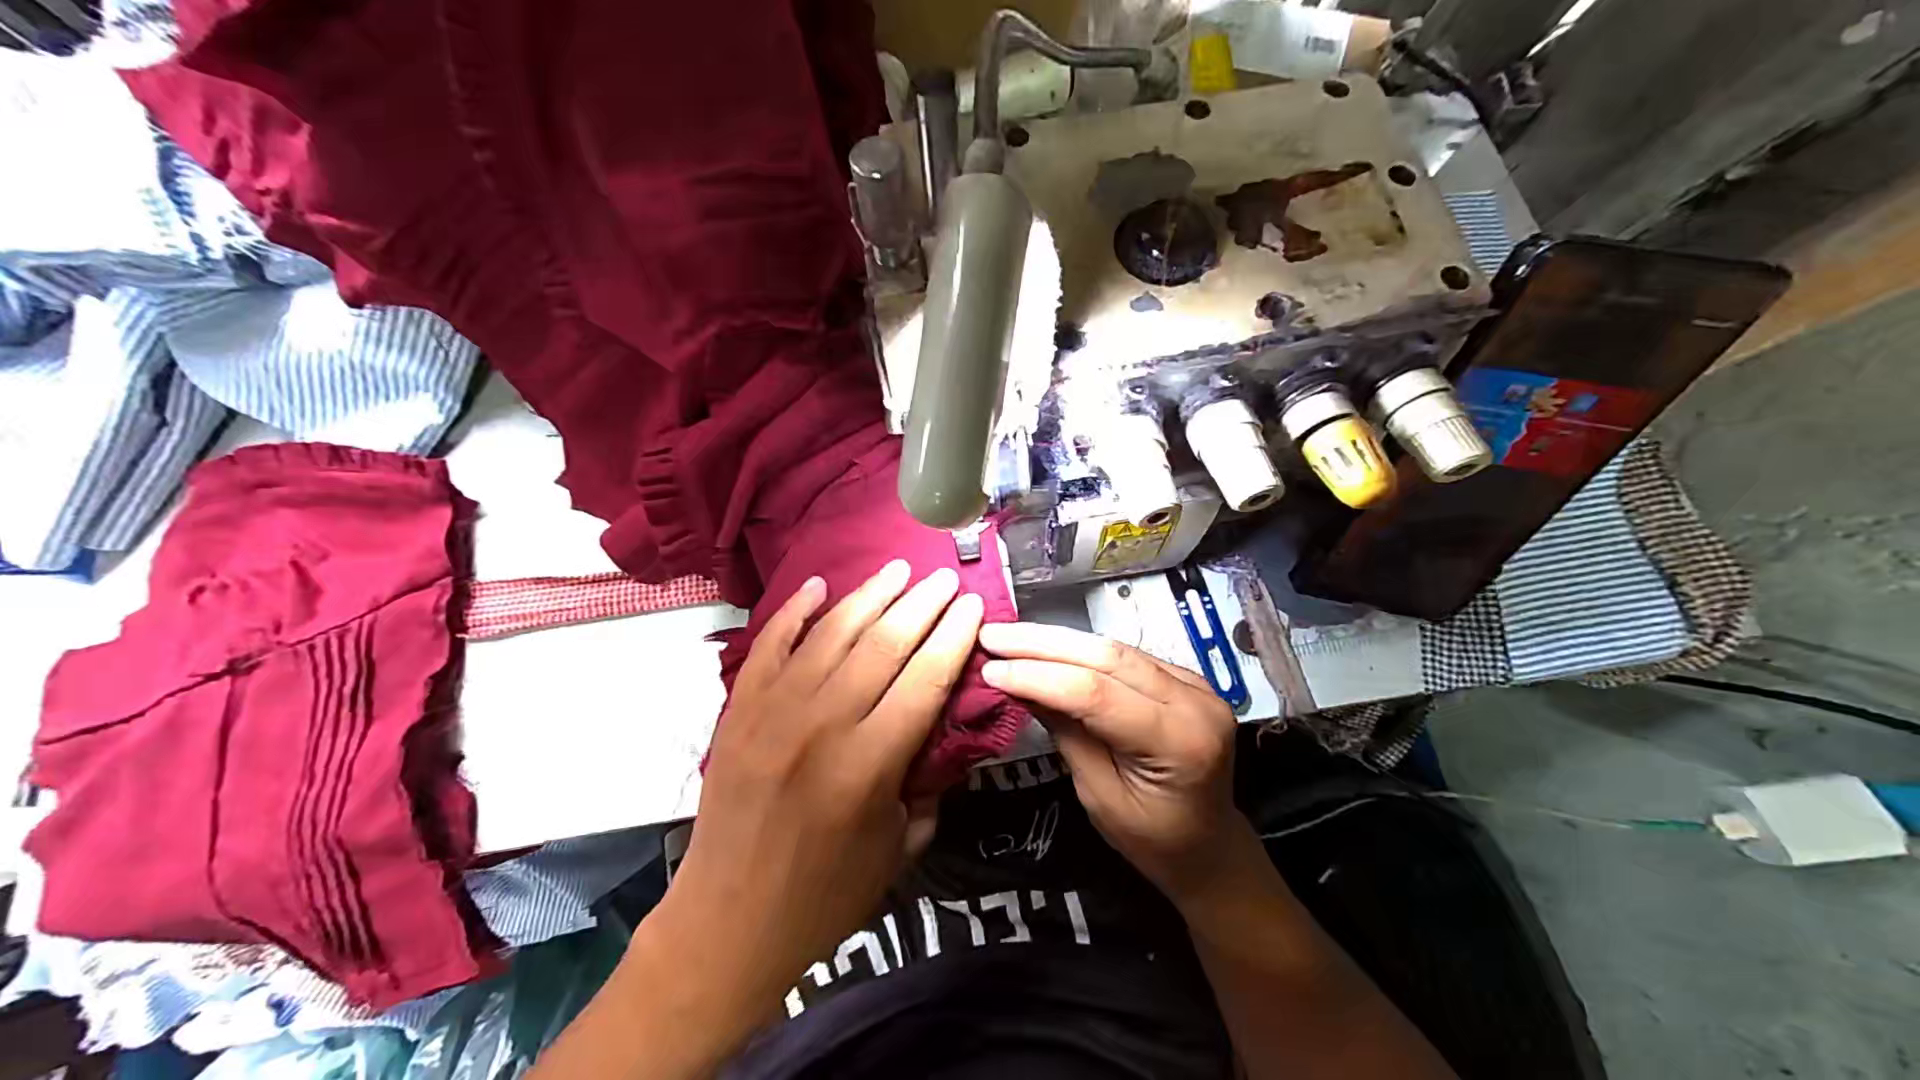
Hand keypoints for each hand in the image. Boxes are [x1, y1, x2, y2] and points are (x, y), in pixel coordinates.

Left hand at [665, 561, 984, 991]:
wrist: (727, 922)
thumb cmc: (824, 897)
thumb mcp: (897, 849)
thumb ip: (926, 785)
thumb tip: (942, 733)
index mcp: (868, 764)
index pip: (925, 679)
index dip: (954, 637)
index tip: (974, 606)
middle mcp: (821, 724)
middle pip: (883, 644)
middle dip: (921, 605)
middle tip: (944, 578)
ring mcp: (772, 711)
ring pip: (830, 634)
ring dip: (868, 596)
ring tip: (897, 569)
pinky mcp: (738, 711)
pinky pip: (769, 646)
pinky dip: (794, 612)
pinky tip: (818, 586)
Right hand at [978, 622, 1251, 902]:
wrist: (1209, 847)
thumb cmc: (1154, 841)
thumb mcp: (1099, 796)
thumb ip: (1065, 733)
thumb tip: (1016, 684)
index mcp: (1181, 742)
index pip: (1097, 693)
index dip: (1039, 676)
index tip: (991, 669)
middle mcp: (1196, 702)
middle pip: (1108, 657)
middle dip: (1043, 644)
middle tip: (993, 636)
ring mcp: (1196, 685)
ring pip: (1116, 648)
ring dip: (1058, 641)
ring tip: (1010, 637)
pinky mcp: (1185, 678)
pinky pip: (1126, 656)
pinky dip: (1082, 650)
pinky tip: (1046, 647)